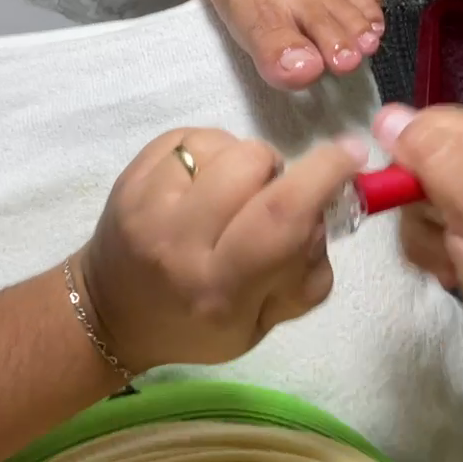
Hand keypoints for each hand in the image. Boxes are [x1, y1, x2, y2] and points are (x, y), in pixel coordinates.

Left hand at [77, 128, 363, 372]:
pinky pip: (197, 135)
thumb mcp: (259, 326)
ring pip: (226, 144)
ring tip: (230, 197)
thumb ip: (304, 275)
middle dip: (280, 170)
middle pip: (254, 164)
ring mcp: (147, 199)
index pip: (280, 217)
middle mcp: (178, 239)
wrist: (110, 309)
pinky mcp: (133, 170)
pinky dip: (215, 152)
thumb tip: (325, 208)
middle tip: (271, 197)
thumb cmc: (195, 324)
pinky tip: (202, 184)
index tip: (352, 155)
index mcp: (217, 288)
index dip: (324, 175)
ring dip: (245, 163)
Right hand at [376, 104, 462, 414]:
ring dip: (421, 233)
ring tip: (452, 257)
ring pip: (408, 199)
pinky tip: (451, 269)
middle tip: (441, 231)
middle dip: (413, 202)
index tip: (411, 196)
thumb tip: (385, 116)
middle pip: (410, 161)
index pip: (421, 124)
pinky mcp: (458, 228)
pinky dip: (426, 251)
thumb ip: (439, 159)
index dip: (405, 157)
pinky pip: (417, 227)